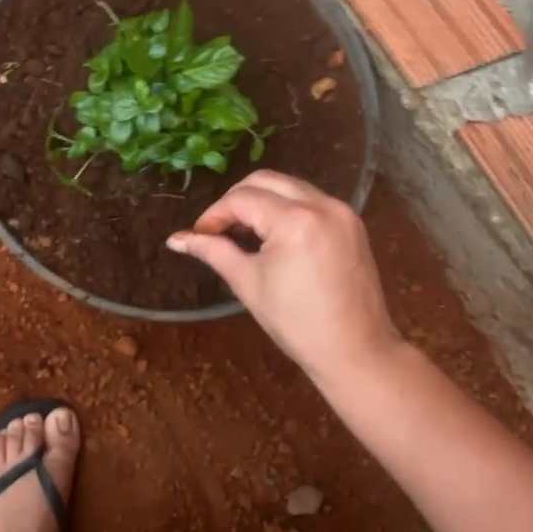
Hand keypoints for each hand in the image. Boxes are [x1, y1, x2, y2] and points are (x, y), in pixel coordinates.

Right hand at [166, 170, 401, 377]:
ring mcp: (342, 211)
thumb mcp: (247, 282)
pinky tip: (272, 235)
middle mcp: (322, 205)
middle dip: (236, 200)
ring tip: (244, 232)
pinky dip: (285, 207)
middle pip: (265, 180)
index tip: (199, 235)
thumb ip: (212, 251)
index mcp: (295, 221)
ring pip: (289, 186)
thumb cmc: (296, 322)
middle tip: (218, 229)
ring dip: (261, 200)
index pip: (242, 199)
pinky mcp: (352, 222)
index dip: (214, 214)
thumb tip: (175, 239)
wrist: (357, 351)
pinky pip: (310, 199)